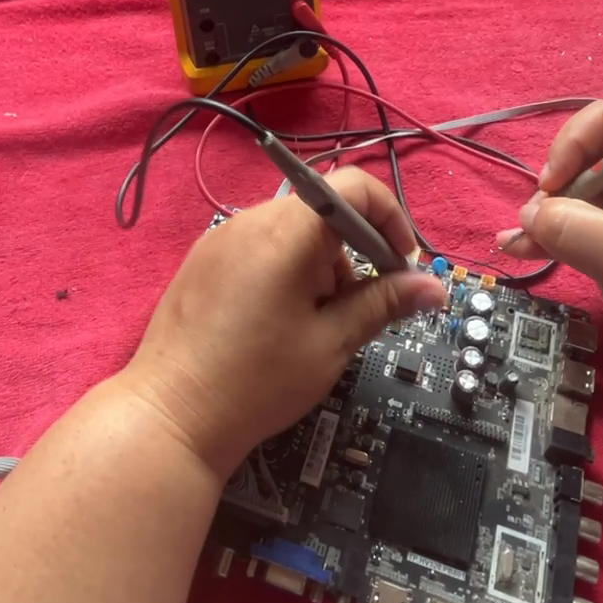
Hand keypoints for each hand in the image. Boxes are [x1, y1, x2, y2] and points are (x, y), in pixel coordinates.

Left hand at [122, 169, 447, 475]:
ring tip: (313, 324)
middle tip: (358, 307)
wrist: (169, 415)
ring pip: (292, 230)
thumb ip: (384, 303)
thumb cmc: (257, 380)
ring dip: (320, 264)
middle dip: (354, 251)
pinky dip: (286, 268)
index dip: (390, 217)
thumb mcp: (331, 342)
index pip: (353, 186)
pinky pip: (261, 245)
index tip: (400, 265)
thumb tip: (433, 288)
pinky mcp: (204, 258)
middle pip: (323, 210)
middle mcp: (251, 220)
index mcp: (287, 231)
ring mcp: (221, 237)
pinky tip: (278, 319)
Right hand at [496, 101, 602, 403]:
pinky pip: (578, 230)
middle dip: (554, 189)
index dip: (571, 145)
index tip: (552, 186)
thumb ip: (574, 229)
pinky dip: (549, 238)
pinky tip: (518, 249)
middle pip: (585, 160)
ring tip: (517, 243)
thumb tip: (527, 214)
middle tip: (535, 225)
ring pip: (576, 198)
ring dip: (544, 217)